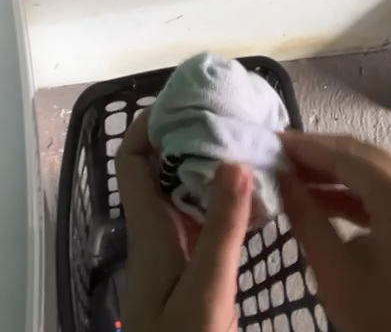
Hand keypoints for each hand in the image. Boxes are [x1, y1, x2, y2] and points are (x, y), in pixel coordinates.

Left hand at [115, 112, 254, 331]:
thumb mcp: (205, 291)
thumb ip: (221, 230)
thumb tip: (235, 160)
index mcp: (148, 228)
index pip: (133, 161)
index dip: (150, 125)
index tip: (186, 100)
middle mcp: (158, 230)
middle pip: (164, 169)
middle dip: (193, 138)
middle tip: (231, 116)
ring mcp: (176, 249)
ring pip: (188, 192)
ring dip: (214, 167)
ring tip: (249, 144)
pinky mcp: (194, 268)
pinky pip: (207, 218)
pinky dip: (228, 199)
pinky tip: (257, 194)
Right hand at [278, 130, 390, 331]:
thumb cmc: (386, 327)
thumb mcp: (336, 273)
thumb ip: (305, 216)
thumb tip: (278, 176)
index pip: (346, 154)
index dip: (304, 146)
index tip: (267, 141)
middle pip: (362, 156)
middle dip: (317, 156)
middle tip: (274, 155)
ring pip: (373, 170)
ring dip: (333, 172)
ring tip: (290, 175)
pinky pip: (387, 190)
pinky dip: (354, 192)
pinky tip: (319, 196)